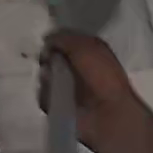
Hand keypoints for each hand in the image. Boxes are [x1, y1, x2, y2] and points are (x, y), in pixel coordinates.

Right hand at [41, 32, 144, 152]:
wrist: (108, 113)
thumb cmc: (101, 75)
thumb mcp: (85, 46)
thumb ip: (63, 38)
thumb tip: (46, 41)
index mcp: (89, 51)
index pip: (64, 41)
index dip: (54, 41)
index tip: (46, 43)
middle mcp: (78, 68)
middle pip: (52, 58)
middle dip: (47, 59)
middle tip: (47, 63)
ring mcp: (69, 88)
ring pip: (46, 76)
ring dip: (46, 78)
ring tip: (53, 82)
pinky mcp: (61, 105)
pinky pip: (44, 96)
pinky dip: (46, 95)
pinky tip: (54, 95)